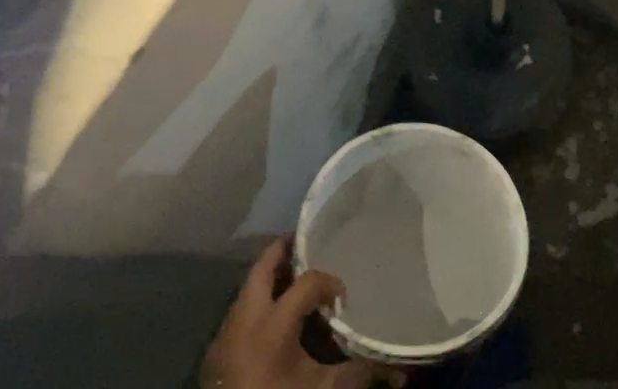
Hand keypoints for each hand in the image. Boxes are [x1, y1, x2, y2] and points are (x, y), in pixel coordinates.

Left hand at [201, 237, 400, 388]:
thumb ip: (358, 373)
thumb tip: (400, 374)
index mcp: (272, 325)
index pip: (306, 283)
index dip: (328, 283)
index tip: (342, 297)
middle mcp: (245, 318)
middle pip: (263, 266)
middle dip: (285, 250)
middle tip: (308, 244)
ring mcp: (227, 331)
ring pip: (248, 285)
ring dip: (271, 275)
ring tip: (298, 277)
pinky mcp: (218, 347)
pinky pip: (241, 307)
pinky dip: (260, 299)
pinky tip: (278, 314)